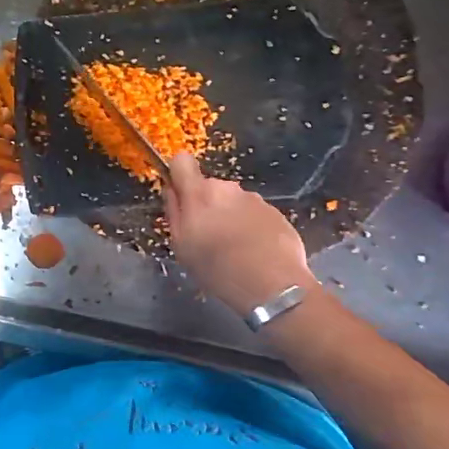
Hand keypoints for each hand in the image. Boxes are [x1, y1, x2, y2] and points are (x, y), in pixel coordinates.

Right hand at [163, 153, 315, 314]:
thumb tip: (171, 191)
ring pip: (232, 201)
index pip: (181, 161)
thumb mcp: (181, 246)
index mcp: (199, 193)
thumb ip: (173, 212)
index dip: (178, 174)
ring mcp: (255, 200)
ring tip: (234, 247)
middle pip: (209, 187)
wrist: (274, 287)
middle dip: (206, 204)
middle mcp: (228, 188)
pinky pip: (254, 214)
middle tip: (207, 235)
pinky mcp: (277, 214)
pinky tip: (254, 251)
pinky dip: (250, 226)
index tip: (180, 195)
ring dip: (229, 216)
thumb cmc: (217, 268)